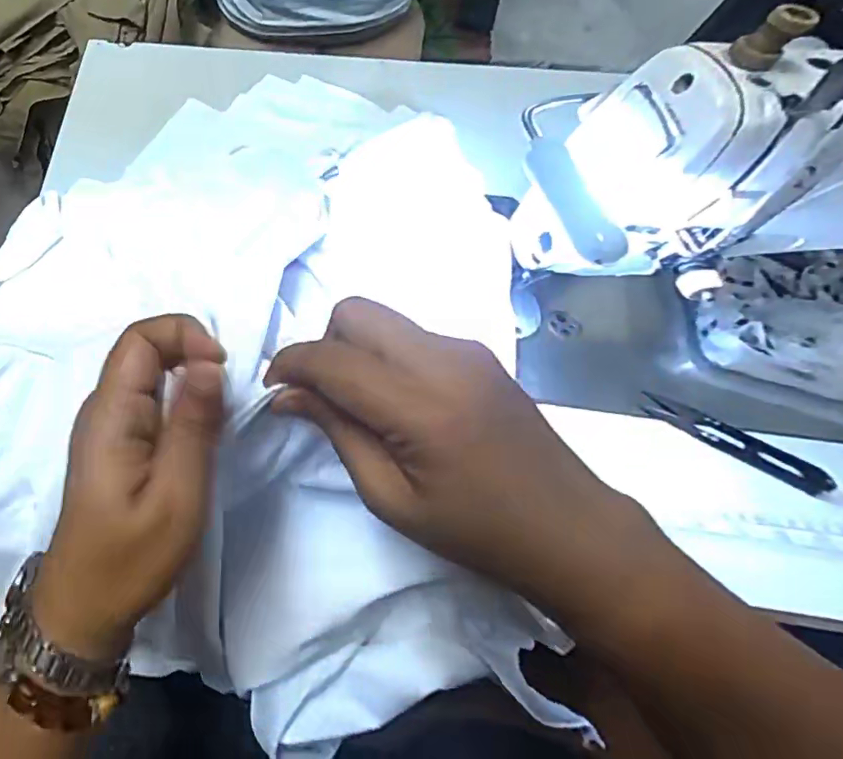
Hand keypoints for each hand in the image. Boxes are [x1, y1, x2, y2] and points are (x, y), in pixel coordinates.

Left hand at [33, 316, 226, 662]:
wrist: (82, 611)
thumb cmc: (130, 559)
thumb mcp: (177, 494)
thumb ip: (194, 423)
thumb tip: (210, 362)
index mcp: (110, 413)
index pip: (140, 337)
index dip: (183, 333)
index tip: (220, 365)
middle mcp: (102, 408)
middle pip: (143, 348)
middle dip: (190, 350)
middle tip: (226, 389)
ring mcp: (105, 426)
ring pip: (147, 372)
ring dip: (187, 374)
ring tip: (218, 411)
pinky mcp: (115, 443)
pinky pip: (148, 398)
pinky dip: (180, 397)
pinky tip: (198, 429)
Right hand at [265, 298, 659, 608]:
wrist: (569, 527)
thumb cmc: (477, 531)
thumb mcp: (392, 499)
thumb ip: (338, 433)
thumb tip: (289, 394)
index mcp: (420, 404)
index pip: (333, 357)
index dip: (291, 364)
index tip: (273, 387)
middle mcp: (443, 357)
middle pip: (355, 310)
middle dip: (325, 344)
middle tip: (325, 395)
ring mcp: (466, 347)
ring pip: (384, 317)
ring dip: (357, 347)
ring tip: (365, 403)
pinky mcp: (479, 350)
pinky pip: (413, 333)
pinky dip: (388, 354)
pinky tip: (404, 402)